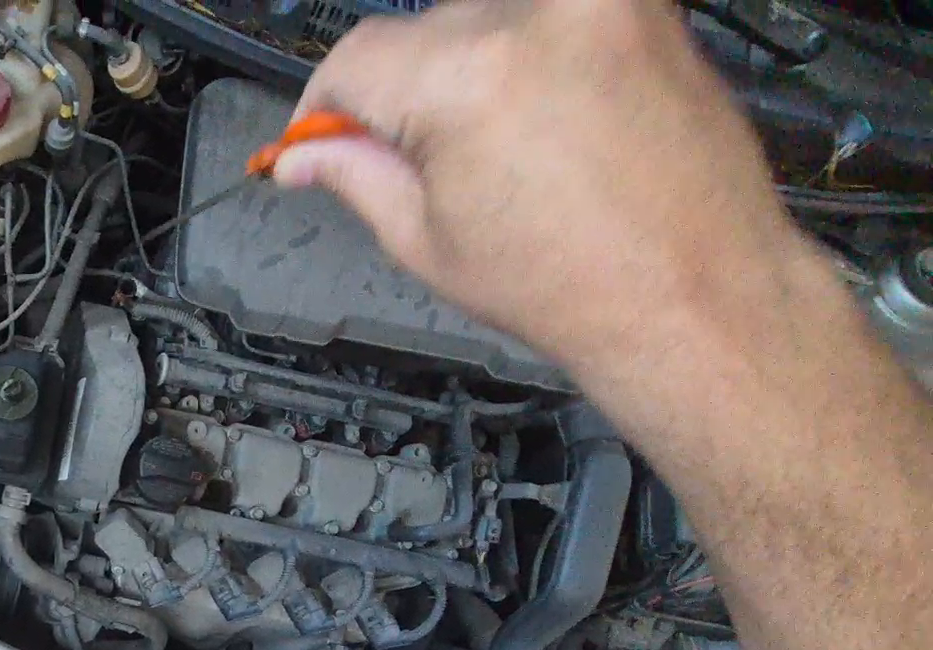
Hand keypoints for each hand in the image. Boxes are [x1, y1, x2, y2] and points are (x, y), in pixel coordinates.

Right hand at [270, 0, 813, 377]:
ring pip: (473, 19)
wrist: (684, 285)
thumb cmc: (564, 279)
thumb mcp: (419, 238)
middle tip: (381, 157)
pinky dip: (503, 58)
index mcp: (470, 80)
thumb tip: (301, 157)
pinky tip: (507, 121)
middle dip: (384, 93)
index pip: (354, 58)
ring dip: (443, 72)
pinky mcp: (639, 7)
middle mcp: (541, 16)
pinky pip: (535, 18)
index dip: (318, 104)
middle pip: (412, 33)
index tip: (313, 137)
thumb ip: (353, 176)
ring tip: (459, 147)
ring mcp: (601, 2)